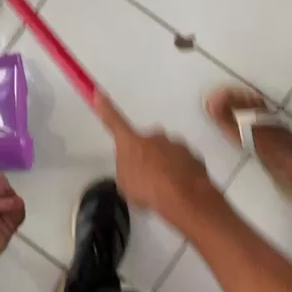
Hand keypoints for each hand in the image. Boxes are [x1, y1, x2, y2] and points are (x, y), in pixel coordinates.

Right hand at [94, 95, 225, 224]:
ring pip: (166, 152)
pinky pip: (181, 162)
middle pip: (146, 142)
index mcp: (131, 142)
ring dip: (164, 166)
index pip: (114, 121)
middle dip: (146, 156)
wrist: (184, 197)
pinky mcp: (192, 155)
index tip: (98, 94)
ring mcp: (175, 144)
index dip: (105, 108)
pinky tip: (178, 188)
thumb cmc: (148, 189)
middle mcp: (154, 136)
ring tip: (164, 188)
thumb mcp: (125, 183)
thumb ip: (126, 168)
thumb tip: (132, 167)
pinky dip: (179, 172)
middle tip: (146, 178)